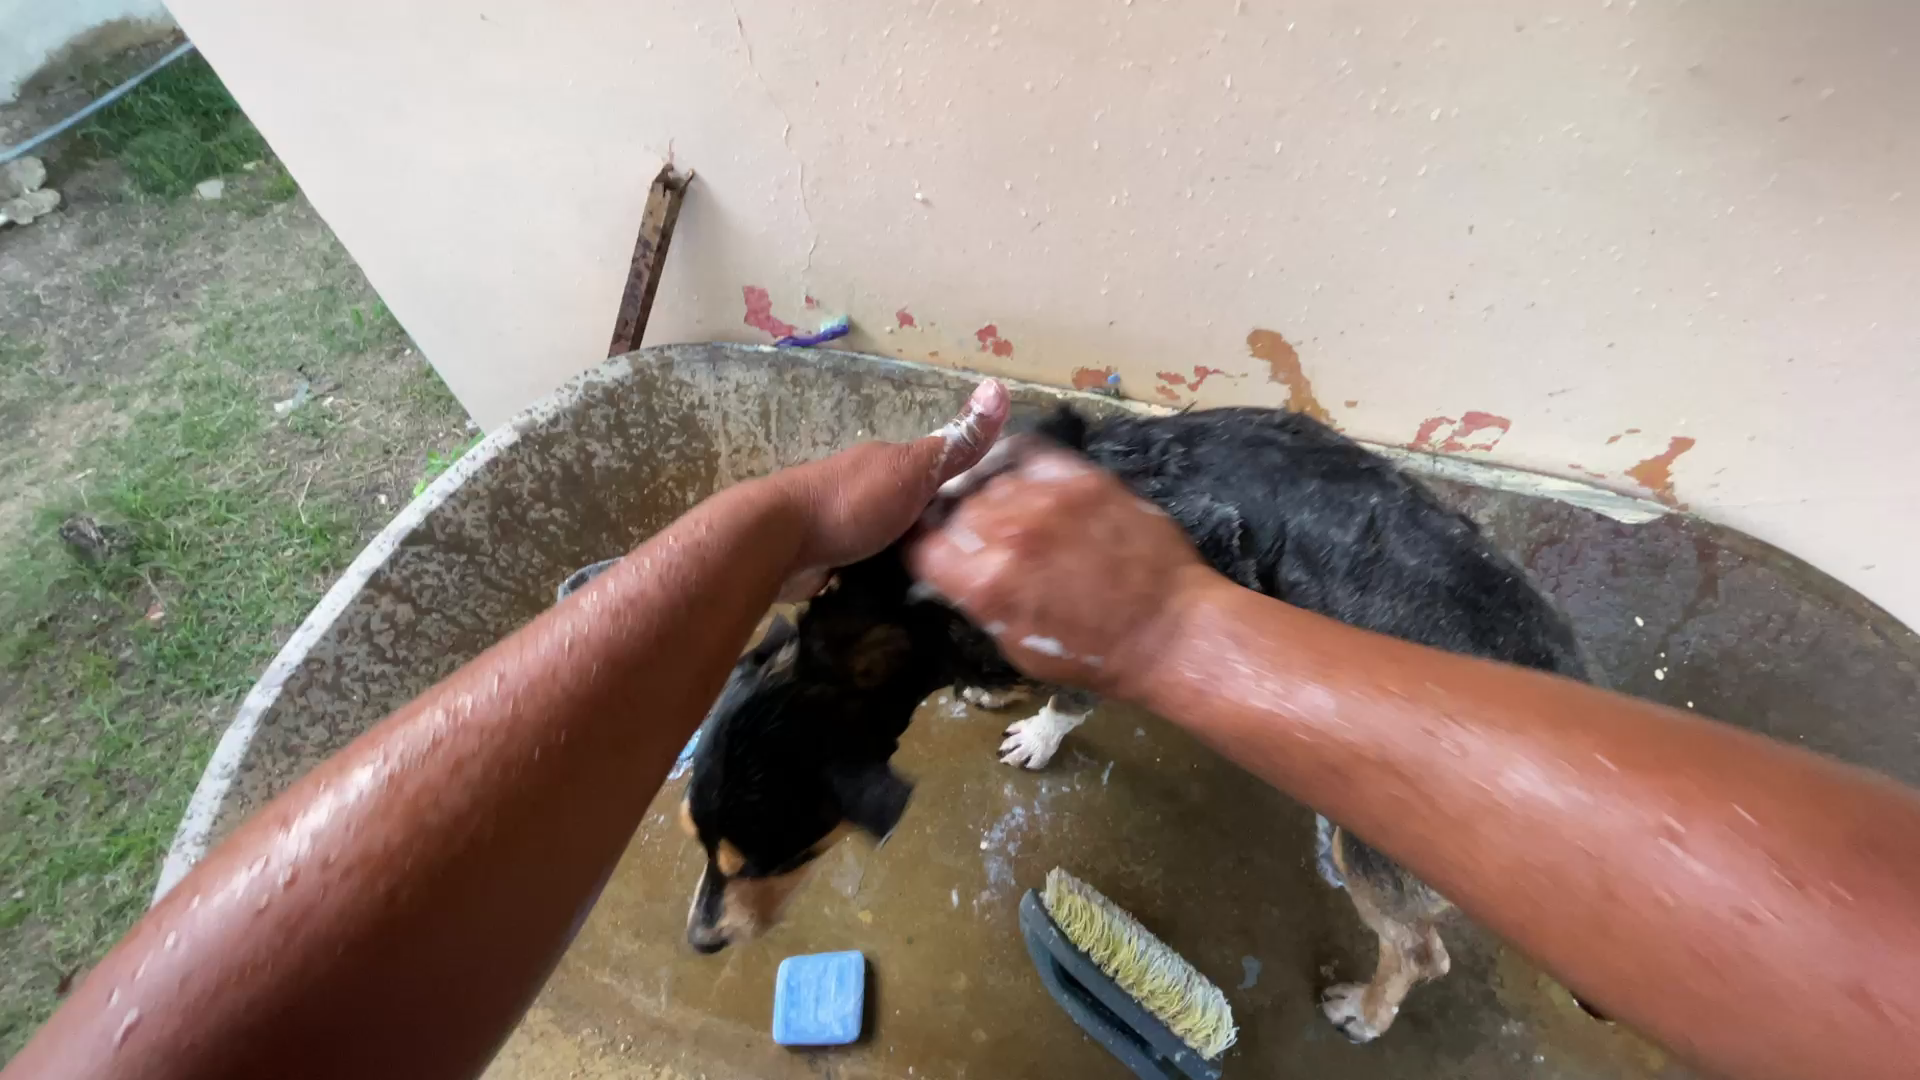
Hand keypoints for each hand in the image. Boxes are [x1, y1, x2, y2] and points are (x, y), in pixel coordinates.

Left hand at [770, 379, 1008, 596]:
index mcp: (885, 462)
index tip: (987, 521)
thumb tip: (1000, 387)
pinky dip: (879, 573)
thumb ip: (956, 443)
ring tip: (939, 582)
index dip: (961, 491)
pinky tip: (897, 592)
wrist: (778, 541)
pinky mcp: (824, 557)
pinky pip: (862, 564)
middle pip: (909, 505)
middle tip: (966, 560)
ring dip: (905, 552)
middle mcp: (862, 487)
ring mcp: (840, 522)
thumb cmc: (852, 502)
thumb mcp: (914, 469)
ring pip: (886, 536)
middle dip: (932, 527)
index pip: (934, 472)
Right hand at [907, 441, 1218, 700]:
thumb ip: (977, 600)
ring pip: (988, 482)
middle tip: (973, 534)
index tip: (929, 546)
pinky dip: (1014, 463)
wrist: (1169, 630)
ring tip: (1006, 511)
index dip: (919, 546)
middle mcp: (1008, 535)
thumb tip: (952, 569)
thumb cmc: (1093, 654)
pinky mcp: (1081, 478)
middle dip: (955, 523)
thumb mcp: (1015, 646)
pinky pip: (1026, 453)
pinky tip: (1018, 478)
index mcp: (985, 584)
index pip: (919, 545)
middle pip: (953, 510)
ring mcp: (1046, 500)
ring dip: (988, 497)